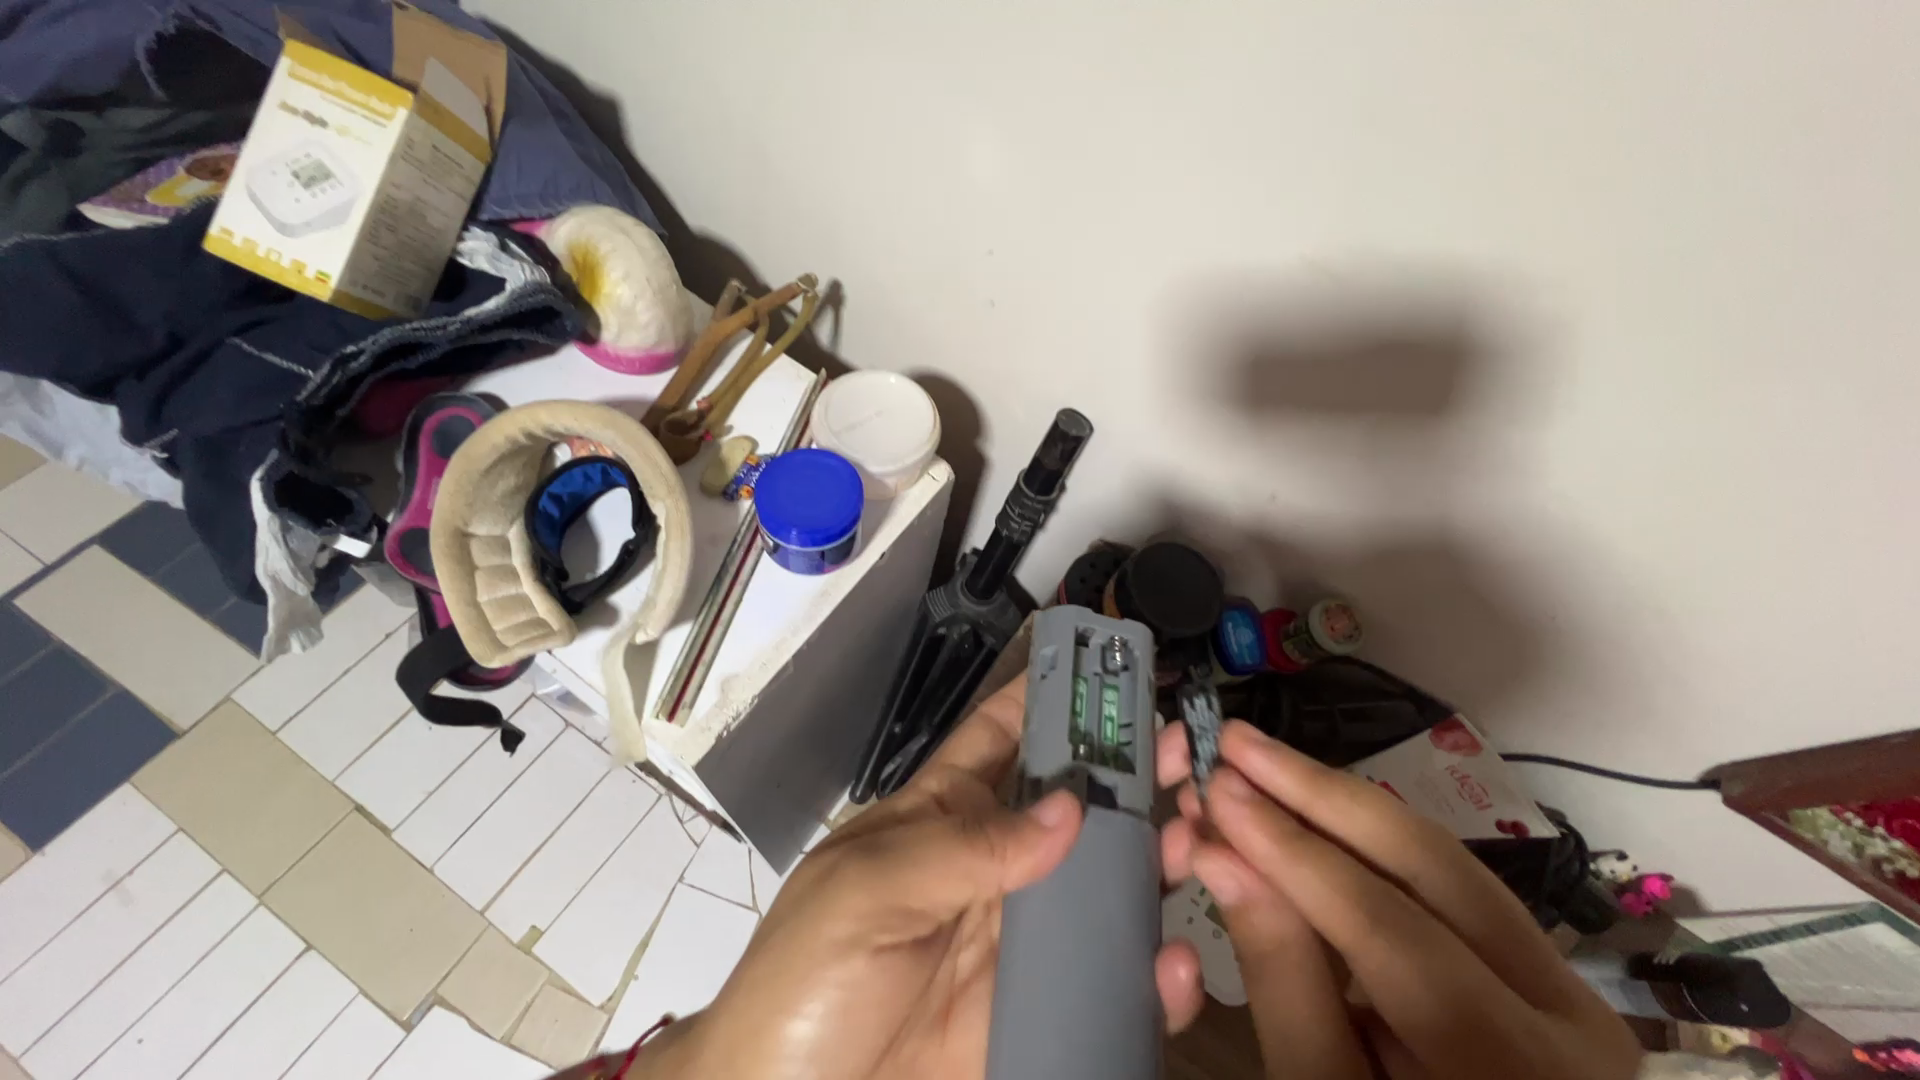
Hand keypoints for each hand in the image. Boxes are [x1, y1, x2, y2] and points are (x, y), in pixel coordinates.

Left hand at [663, 677, 1204, 1079]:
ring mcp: (1018, 934)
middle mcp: (989, 863)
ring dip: (1153, 857)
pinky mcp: (1037, 1003)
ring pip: (1102, 882)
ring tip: (1194, 839)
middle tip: (1183, 753)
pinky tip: (1176, 963)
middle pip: (1069, 803)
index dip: (1049, 696)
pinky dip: (1151, 971)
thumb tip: (1069, 810)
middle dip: (1126, 772)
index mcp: (938, 815)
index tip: (1110, 669)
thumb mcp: (867, 893)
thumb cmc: (806, 978)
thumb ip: (963, 849)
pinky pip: (1106, 978)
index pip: (1000, 735)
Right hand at [1159, 719, 1642, 1079]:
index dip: (1292, 850)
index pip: (1389, 927)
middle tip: (1234, 741)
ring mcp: (1560, 977)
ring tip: (1254, 759)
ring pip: (1438, 855)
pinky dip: (1359, 837)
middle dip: (1318, 791)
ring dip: (1334, 800)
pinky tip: (1301, 806)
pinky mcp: (1533, 961)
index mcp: (1519, 1068)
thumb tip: (1221, 856)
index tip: (1216, 790)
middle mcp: (1568, 1007)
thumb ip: (1281, 974)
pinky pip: (1439, 878)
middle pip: (1430, 862)